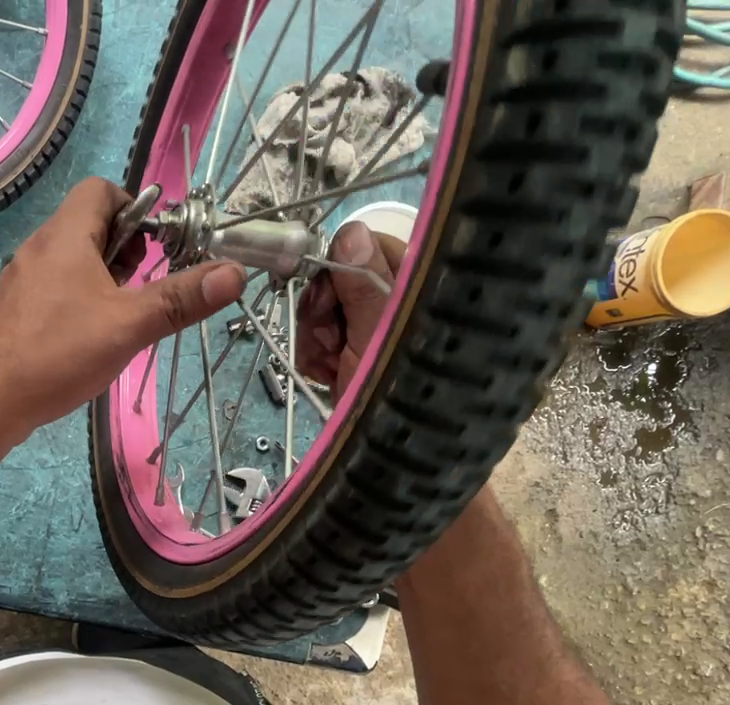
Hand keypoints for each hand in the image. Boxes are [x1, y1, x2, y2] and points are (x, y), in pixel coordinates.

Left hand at [0, 178, 246, 449]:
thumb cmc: (57, 355)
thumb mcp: (128, 326)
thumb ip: (180, 299)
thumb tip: (235, 272)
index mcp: (64, 236)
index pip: (100, 189)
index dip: (135, 206)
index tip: (155, 247)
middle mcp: (35, 249)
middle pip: (86, 225)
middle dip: (123, 249)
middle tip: (138, 288)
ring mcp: (17, 282)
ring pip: (67, 262)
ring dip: (99, 280)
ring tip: (115, 319)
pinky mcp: (8, 314)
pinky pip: (48, 291)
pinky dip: (73, 302)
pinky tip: (81, 342)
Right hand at [295, 222, 404, 399]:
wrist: (384, 446)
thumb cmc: (392, 392)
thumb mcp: (377, 335)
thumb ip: (364, 284)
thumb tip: (350, 233)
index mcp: (415, 281)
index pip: (367, 244)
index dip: (339, 268)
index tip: (329, 301)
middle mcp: (393, 296)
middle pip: (337, 277)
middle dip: (323, 310)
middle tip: (332, 341)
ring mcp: (369, 324)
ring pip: (322, 309)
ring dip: (316, 338)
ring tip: (332, 365)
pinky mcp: (351, 348)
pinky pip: (317, 337)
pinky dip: (315, 356)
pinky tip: (327, 374)